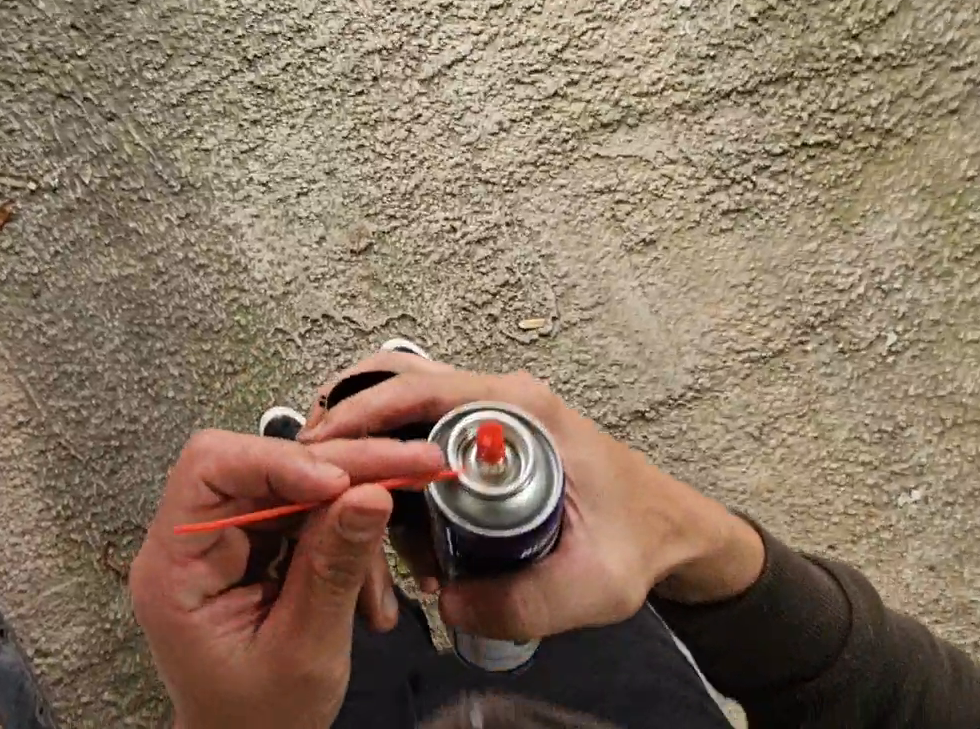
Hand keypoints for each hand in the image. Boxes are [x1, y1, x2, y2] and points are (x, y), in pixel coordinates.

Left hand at [131, 430, 446, 728]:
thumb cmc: (261, 722)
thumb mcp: (303, 652)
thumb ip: (334, 568)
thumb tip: (372, 493)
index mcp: (174, 563)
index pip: (210, 466)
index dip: (275, 459)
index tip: (340, 481)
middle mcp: (195, 536)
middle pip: (264, 464)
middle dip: (341, 470)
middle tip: (413, 465)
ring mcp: (229, 536)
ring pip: (297, 483)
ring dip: (352, 516)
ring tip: (381, 587)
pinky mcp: (259, 541)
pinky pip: (310, 512)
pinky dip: (349, 540)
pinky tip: (371, 595)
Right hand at [300, 353, 764, 641]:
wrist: (668, 526)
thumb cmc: (637, 540)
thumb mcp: (595, 583)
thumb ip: (522, 602)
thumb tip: (444, 603)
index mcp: (517, 406)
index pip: (420, 389)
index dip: (362, 416)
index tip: (320, 453)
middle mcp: (496, 392)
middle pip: (400, 378)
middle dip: (349, 413)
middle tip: (311, 461)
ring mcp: (488, 405)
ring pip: (404, 394)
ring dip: (365, 428)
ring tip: (334, 480)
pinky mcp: (483, 426)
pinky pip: (419, 419)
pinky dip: (386, 442)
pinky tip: (373, 491)